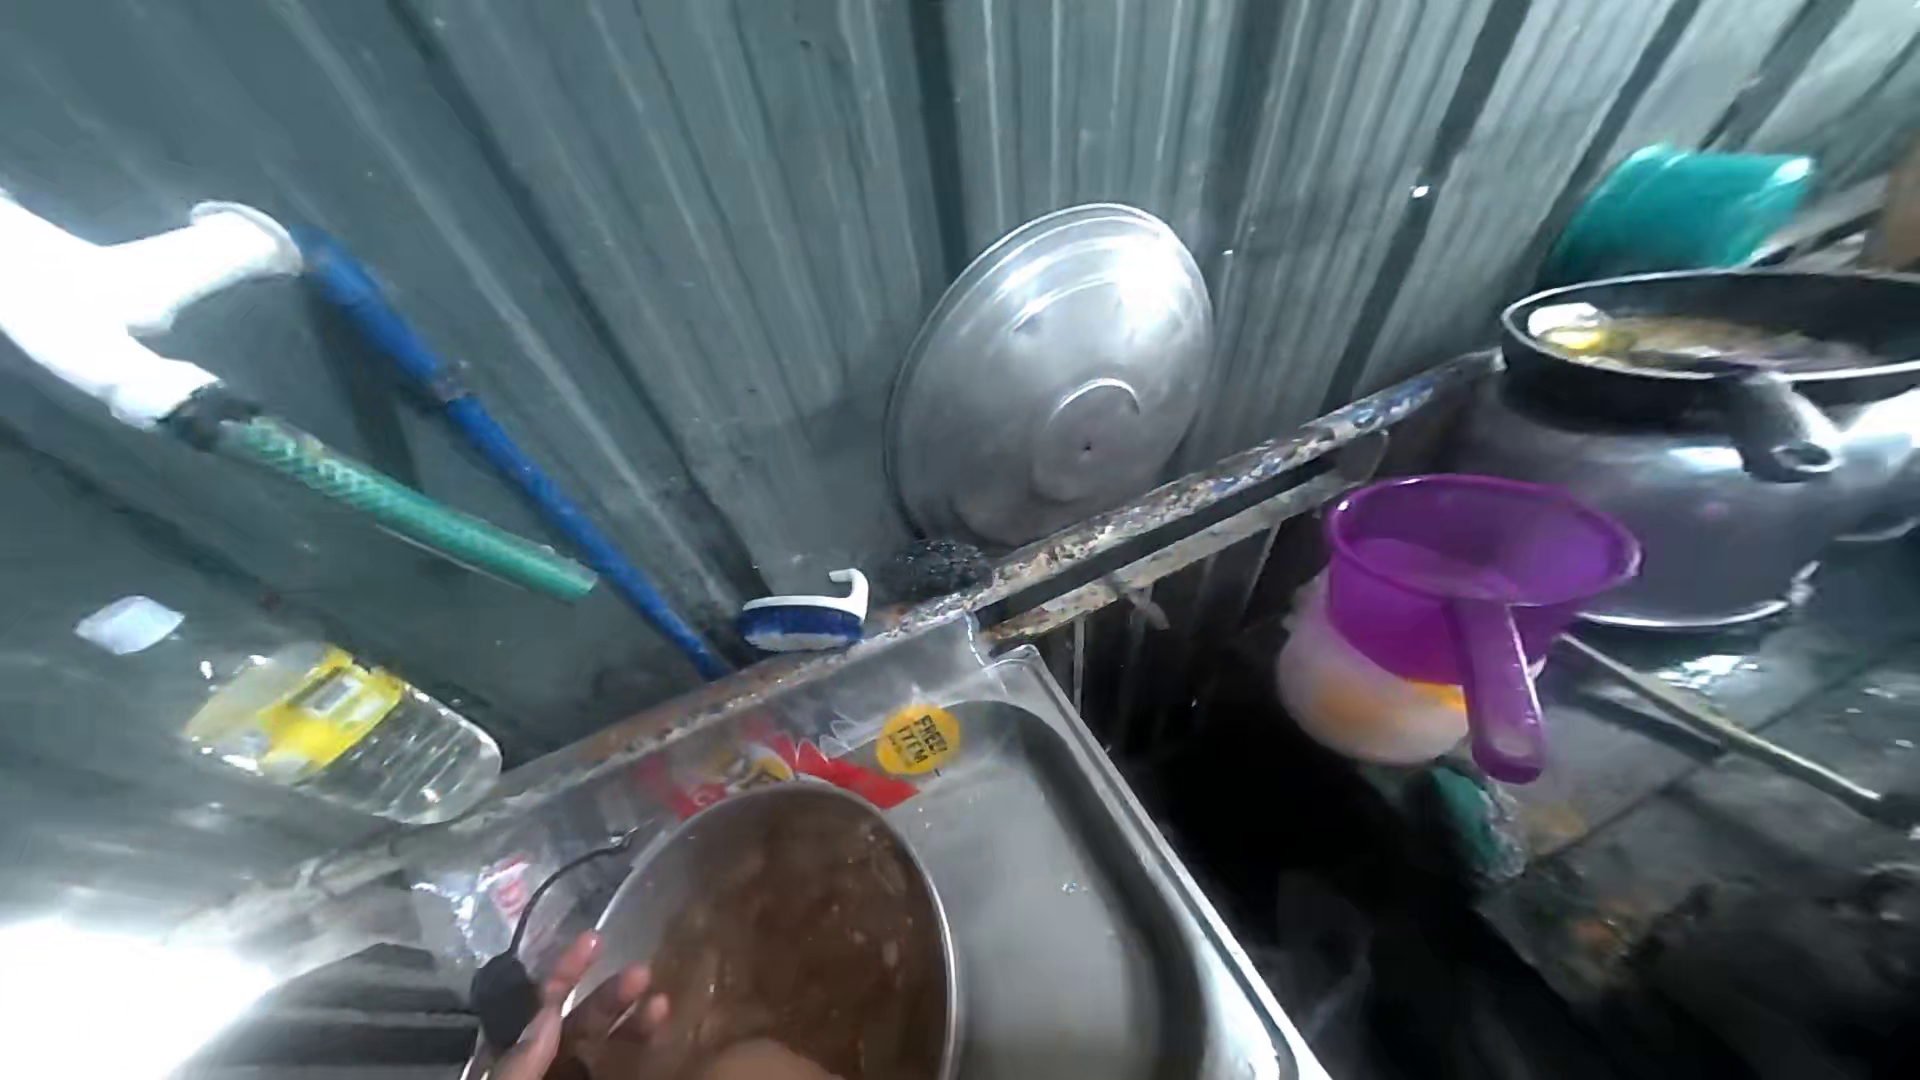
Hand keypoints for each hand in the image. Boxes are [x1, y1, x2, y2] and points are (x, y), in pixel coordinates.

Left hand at [488, 931, 670, 1079]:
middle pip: (581, 1023)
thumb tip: (548, 1011)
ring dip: (636, 1022)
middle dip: (611, 994)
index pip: (537, 1008)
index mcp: (513, 1064)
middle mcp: (546, 1069)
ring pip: (609, 1046)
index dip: (564, 972)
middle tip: (642, 972)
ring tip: (661, 1005)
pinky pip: (629, 1068)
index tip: (594, 938)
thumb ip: (518, 1063)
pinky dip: (648, 1051)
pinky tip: (665, 1034)